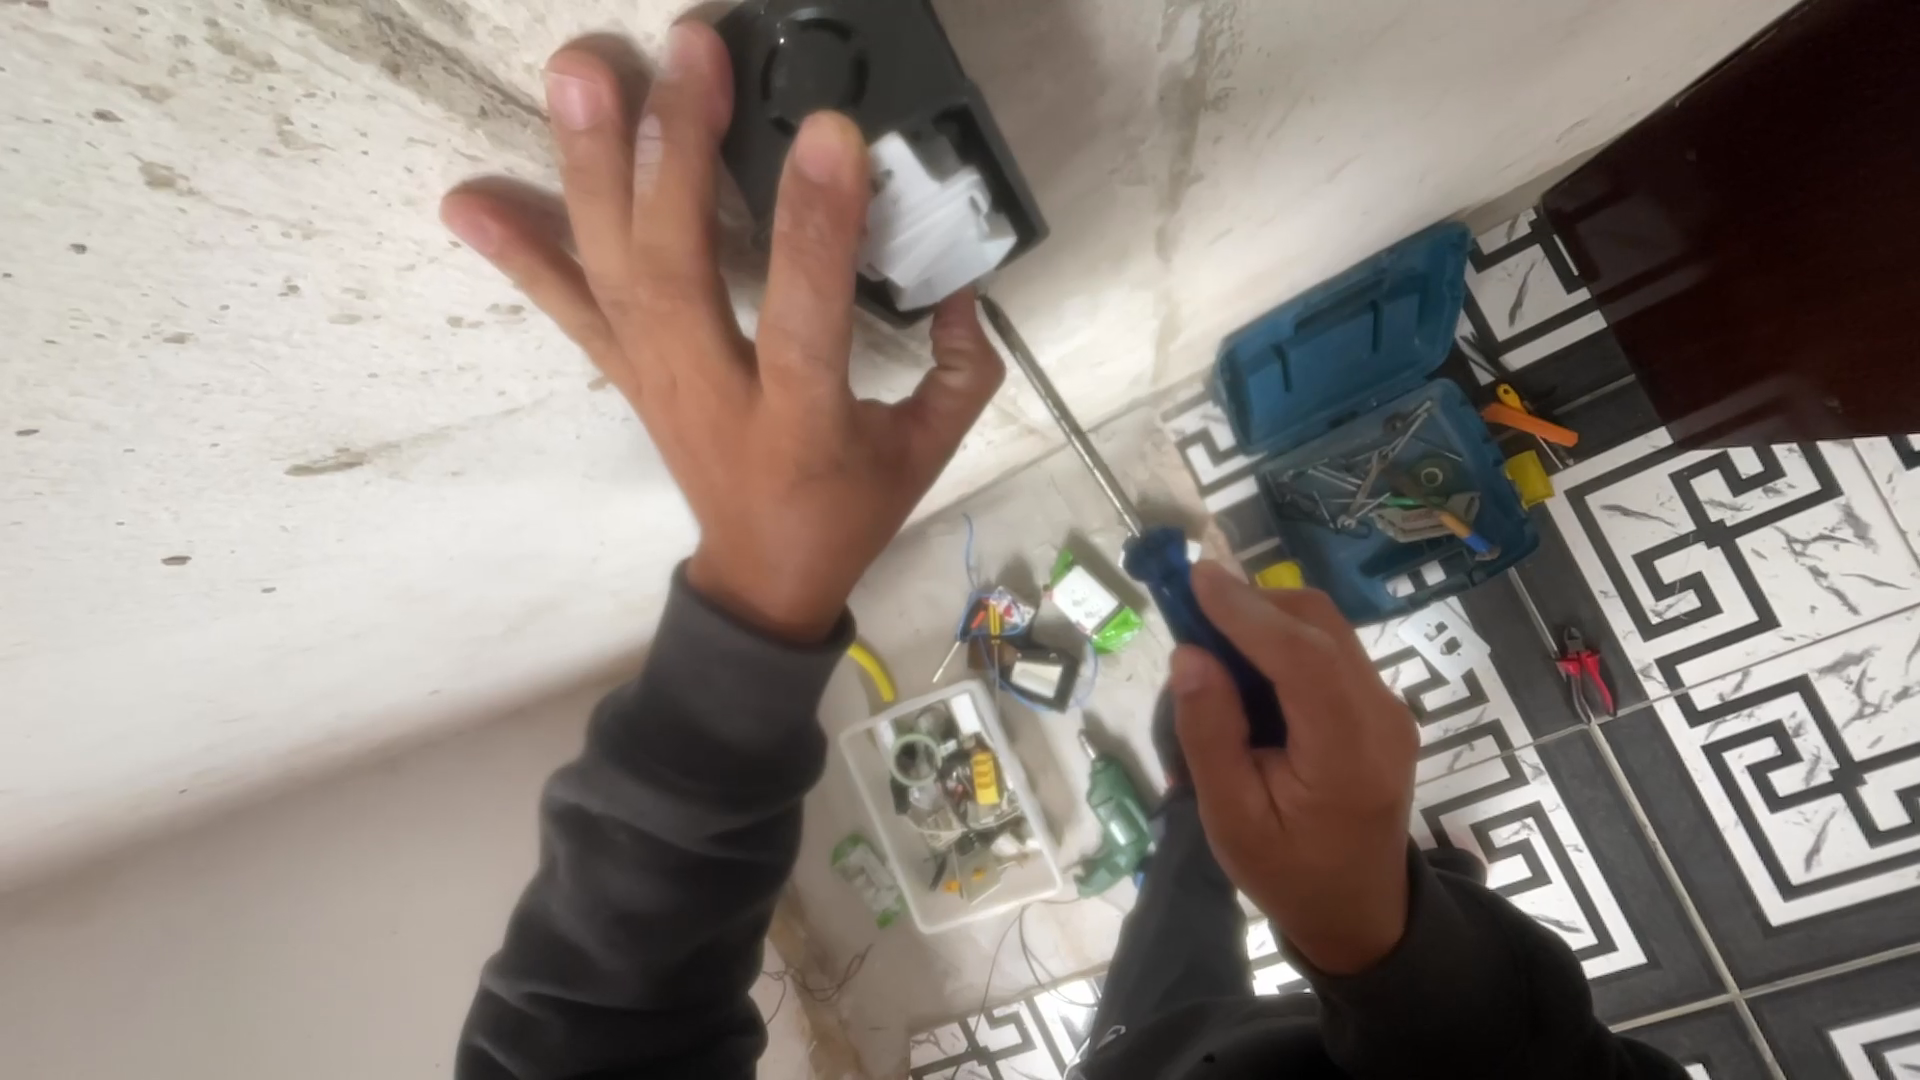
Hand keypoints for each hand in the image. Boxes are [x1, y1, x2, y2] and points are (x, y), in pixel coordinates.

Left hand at [437, 25, 1005, 641]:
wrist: (765, 576)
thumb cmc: (850, 513)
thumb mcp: (927, 452)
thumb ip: (959, 371)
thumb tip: (960, 287)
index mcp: (803, 423)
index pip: (805, 316)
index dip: (816, 227)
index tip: (829, 130)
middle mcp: (716, 398)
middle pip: (680, 274)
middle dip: (681, 157)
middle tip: (688, 52)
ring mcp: (659, 385)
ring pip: (616, 277)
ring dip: (592, 172)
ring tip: (580, 73)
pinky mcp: (631, 381)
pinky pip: (574, 317)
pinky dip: (521, 258)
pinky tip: (467, 199)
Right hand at [1171, 562, 1419, 974]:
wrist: (1358, 909)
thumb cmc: (1287, 871)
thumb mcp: (1230, 818)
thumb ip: (1209, 735)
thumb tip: (1189, 655)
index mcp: (1350, 754)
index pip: (1304, 658)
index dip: (1248, 611)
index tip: (1196, 578)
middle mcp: (1382, 715)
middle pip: (1319, 625)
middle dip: (1251, 602)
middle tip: (1188, 609)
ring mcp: (1387, 705)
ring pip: (1324, 625)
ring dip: (1263, 614)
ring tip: (1208, 634)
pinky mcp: (1375, 703)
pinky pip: (1326, 644)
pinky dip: (1278, 633)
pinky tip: (1242, 659)